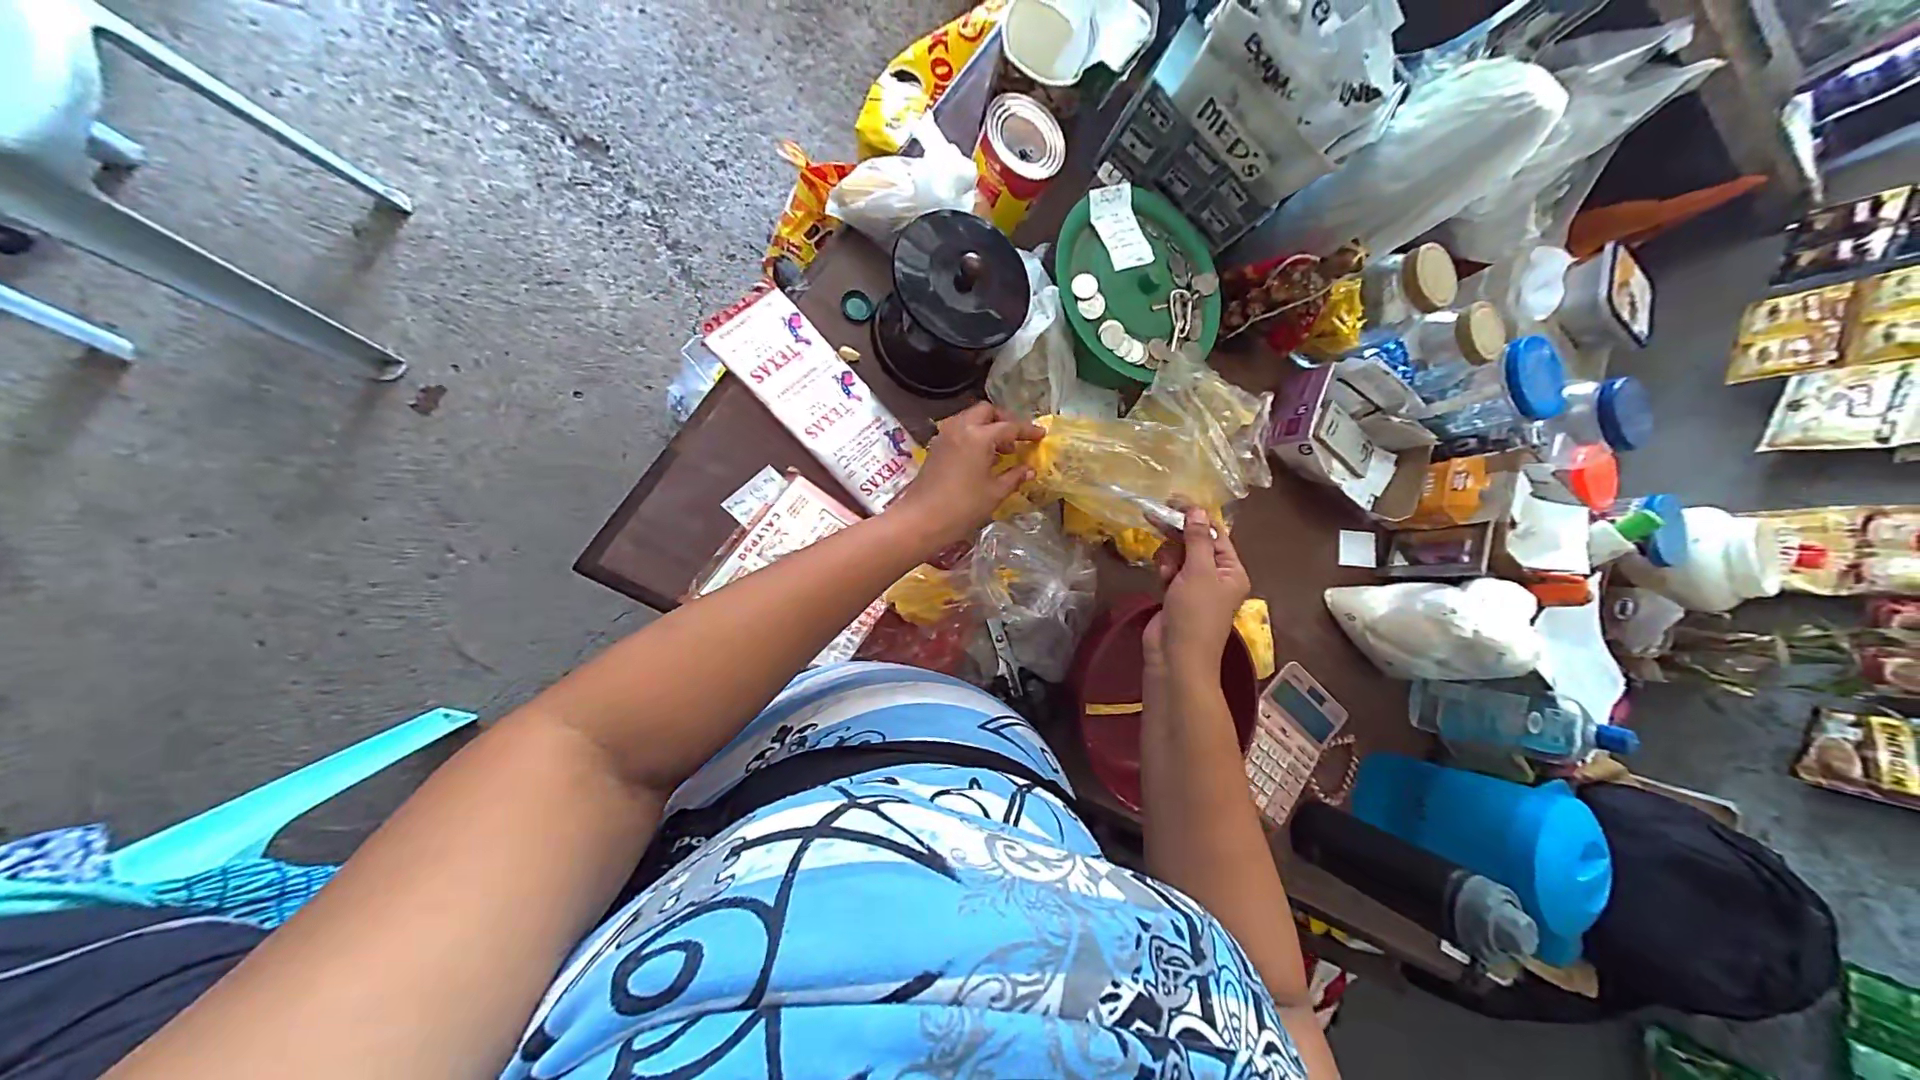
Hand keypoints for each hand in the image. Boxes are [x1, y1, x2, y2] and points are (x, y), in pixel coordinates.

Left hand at [888, 402, 1041, 549]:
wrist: (921, 519)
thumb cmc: (962, 507)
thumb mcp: (994, 493)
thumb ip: (1014, 476)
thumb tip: (1029, 469)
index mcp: (978, 435)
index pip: (1009, 426)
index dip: (1027, 430)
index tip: (1040, 435)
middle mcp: (960, 428)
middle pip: (986, 412)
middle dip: (1004, 420)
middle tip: (1017, 438)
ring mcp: (945, 436)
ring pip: (970, 418)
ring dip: (987, 427)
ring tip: (1001, 449)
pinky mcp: (936, 447)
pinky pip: (959, 430)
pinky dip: (973, 435)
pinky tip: (981, 456)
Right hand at [1144, 509, 1250, 677]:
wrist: (1175, 656)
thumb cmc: (1195, 613)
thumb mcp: (1199, 571)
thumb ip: (1197, 539)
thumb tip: (1196, 510)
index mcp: (1232, 570)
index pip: (1215, 534)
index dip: (1195, 516)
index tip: (1173, 500)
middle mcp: (1216, 576)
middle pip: (1196, 543)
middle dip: (1178, 535)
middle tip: (1155, 518)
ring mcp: (1195, 587)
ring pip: (1179, 556)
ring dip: (1169, 556)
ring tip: (1165, 571)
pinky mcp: (1175, 596)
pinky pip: (1170, 572)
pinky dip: (1164, 571)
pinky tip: (1161, 579)